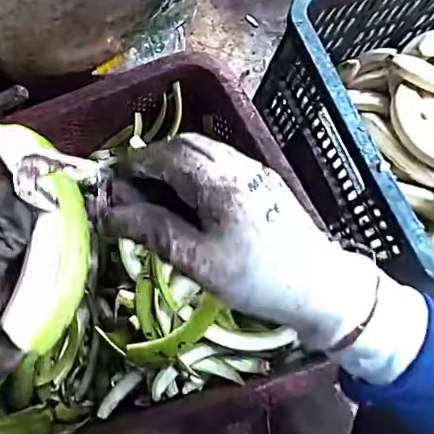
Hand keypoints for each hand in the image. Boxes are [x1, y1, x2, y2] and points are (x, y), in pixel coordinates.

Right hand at [101, 134, 396, 356]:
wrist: (324, 288)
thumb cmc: (257, 278)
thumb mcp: (197, 262)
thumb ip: (152, 232)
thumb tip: (109, 215)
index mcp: (218, 181)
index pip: (164, 157)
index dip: (132, 165)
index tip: (110, 182)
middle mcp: (235, 165)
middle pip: (182, 146)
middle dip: (149, 161)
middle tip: (128, 189)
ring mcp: (251, 170)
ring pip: (200, 151)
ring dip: (170, 164)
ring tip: (152, 195)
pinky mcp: (261, 181)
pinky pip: (217, 162)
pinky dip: (190, 171)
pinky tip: (185, 198)